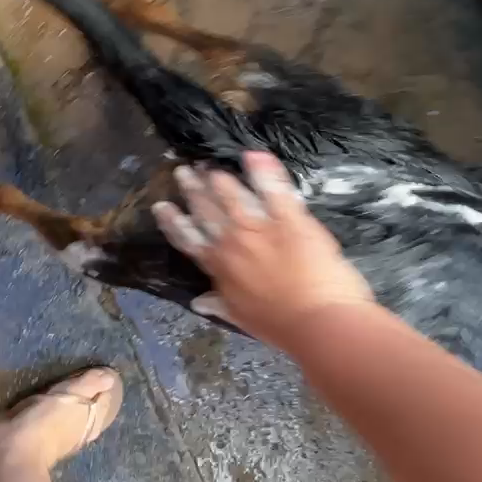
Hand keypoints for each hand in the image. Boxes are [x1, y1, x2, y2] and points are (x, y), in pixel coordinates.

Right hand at [152, 151, 375, 348]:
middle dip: (193, 190)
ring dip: (220, 179)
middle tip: (183, 171)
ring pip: (232, 196)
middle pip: (206, 211)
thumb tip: (197, 302)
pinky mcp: (289, 220)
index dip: (173, 221)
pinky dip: (263, 171)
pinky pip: (273, 191)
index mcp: (218, 266)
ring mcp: (258, 228)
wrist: (320, 324)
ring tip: (210, 166)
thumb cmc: (281, 327)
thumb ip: (220, 304)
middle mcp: (230, 242)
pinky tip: (254, 154)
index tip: (162, 206)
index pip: (188, 239)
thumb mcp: (243, 318)